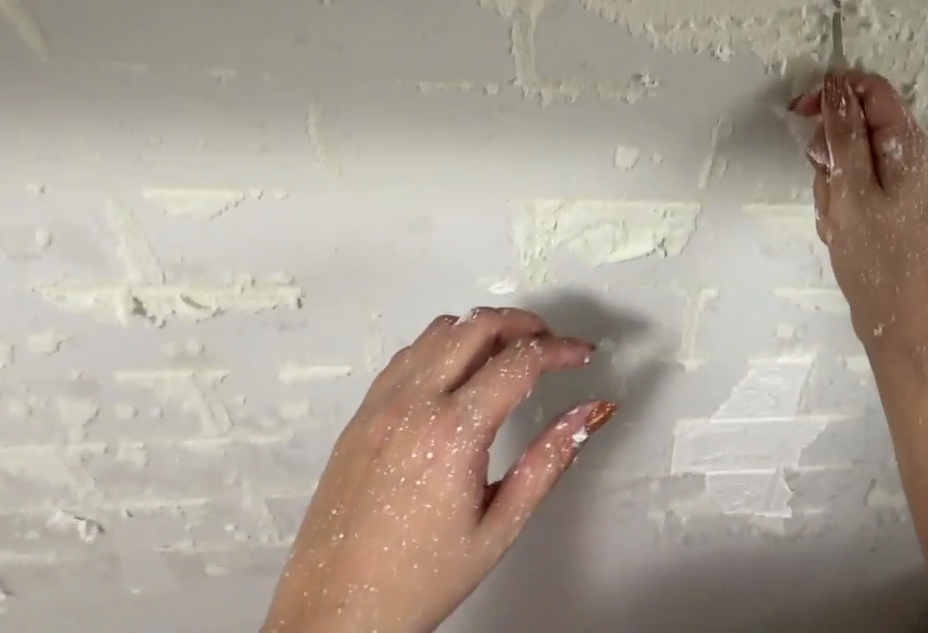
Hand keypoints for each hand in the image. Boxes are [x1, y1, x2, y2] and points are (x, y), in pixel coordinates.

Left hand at [263, 308, 615, 632]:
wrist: (333, 618)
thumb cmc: (421, 579)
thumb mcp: (501, 526)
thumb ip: (551, 459)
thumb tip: (595, 410)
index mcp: (453, 432)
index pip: (520, 360)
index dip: (561, 349)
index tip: (584, 355)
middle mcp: (413, 404)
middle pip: (478, 325)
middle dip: (525, 324)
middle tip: (551, 346)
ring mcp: (380, 405)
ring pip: (440, 330)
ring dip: (482, 329)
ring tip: (509, 357)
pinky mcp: (359, 415)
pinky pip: (408, 354)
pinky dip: (444, 346)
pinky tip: (460, 376)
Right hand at [791, 71, 927, 341]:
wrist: (895, 318)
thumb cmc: (874, 256)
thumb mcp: (851, 189)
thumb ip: (844, 134)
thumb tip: (837, 84)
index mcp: (913, 150)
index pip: (874, 92)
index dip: (836, 93)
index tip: (800, 112)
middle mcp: (916, 160)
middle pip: (861, 124)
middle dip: (831, 149)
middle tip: (825, 183)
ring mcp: (907, 184)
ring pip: (854, 156)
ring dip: (832, 180)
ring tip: (835, 217)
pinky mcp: (895, 205)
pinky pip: (859, 184)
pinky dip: (841, 198)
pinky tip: (839, 227)